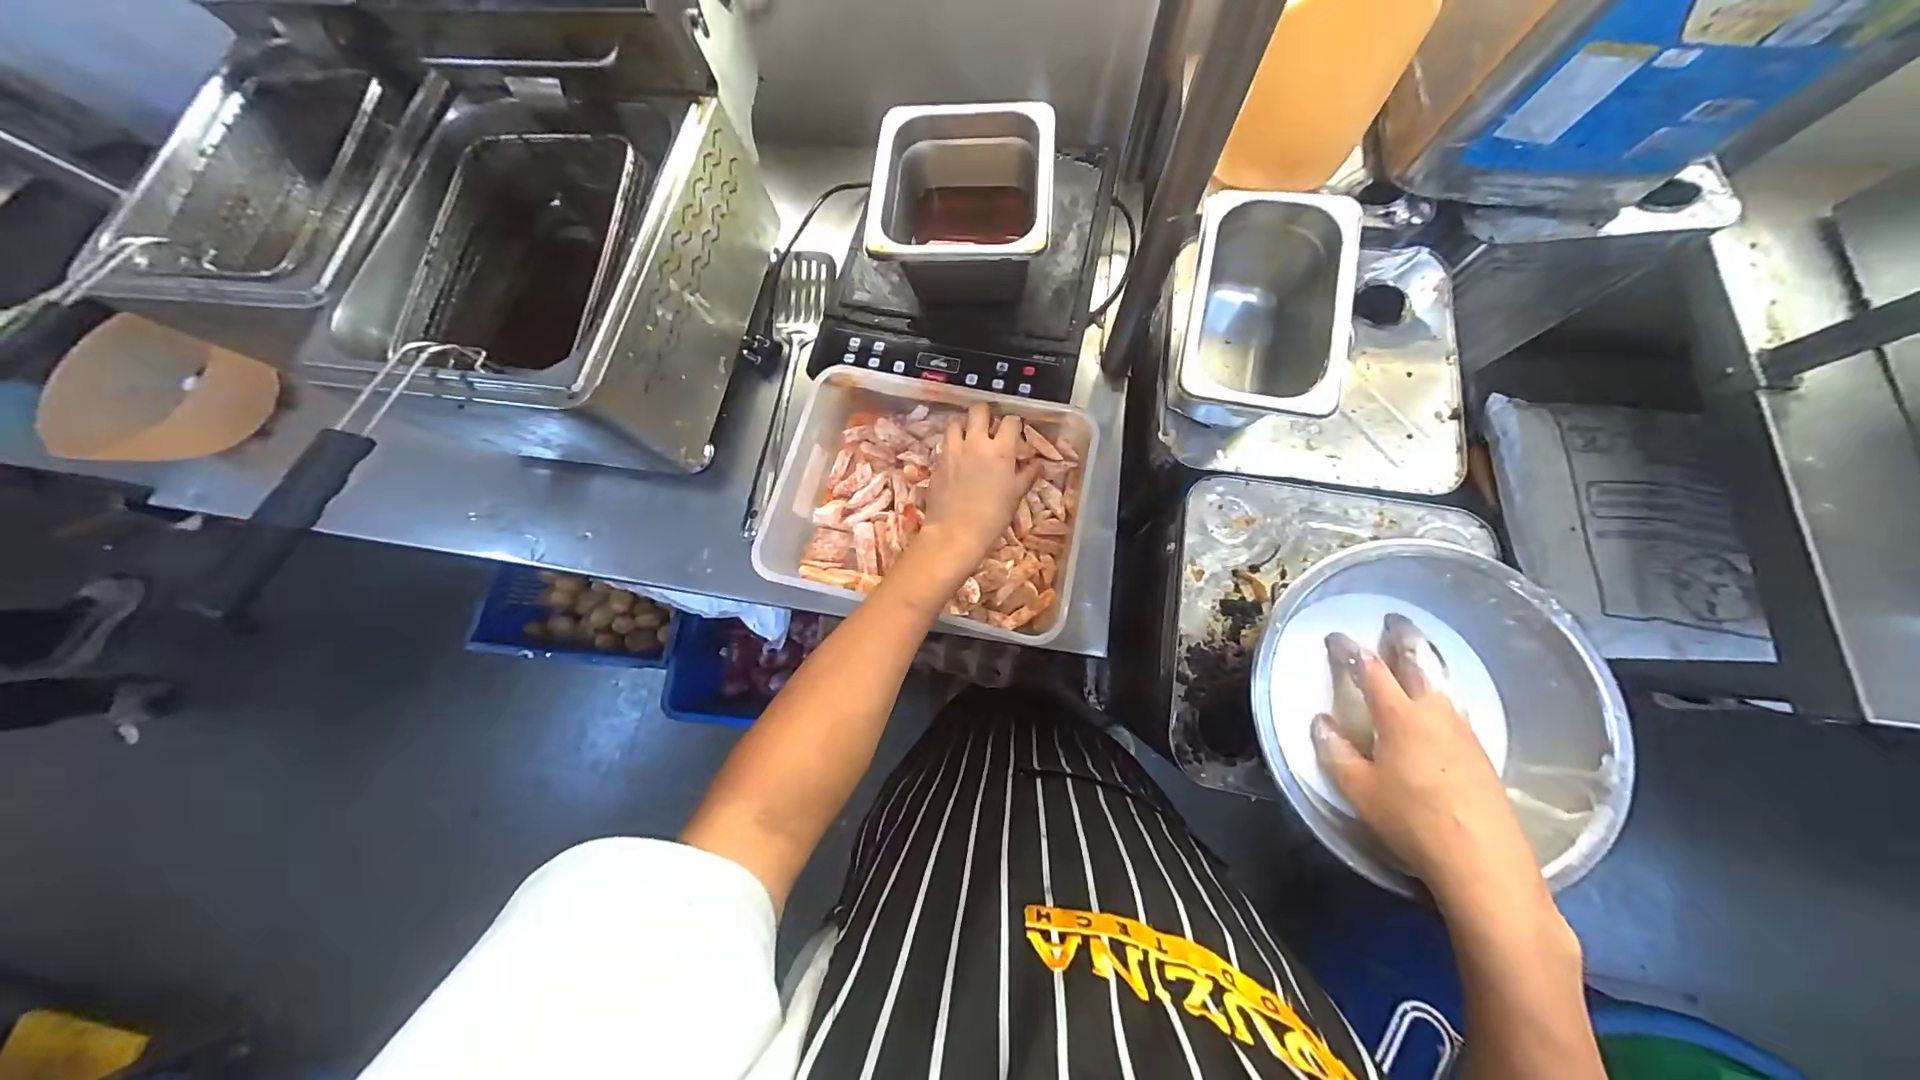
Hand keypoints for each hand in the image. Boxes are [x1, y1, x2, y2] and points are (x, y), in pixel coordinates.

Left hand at [919, 403, 1039, 574]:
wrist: (956, 532)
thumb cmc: (993, 517)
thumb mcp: (1015, 495)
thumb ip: (1027, 475)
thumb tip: (1037, 464)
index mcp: (1001, 450)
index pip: (1011, 421)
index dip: (1014, 423)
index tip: (1014, 430)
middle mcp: (976, 442)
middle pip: (979, 410)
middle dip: (986, 413)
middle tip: (989, 425)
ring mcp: (953, 449)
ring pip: (956, 421)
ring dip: (963, 424)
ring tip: (968, 435)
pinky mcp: (937, 460)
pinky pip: (944, 441)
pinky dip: (951, 442)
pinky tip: (956, 454)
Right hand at [1313, 633, 1541, 904]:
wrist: (1483, 861)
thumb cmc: (1412, 820)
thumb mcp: (1359, 789)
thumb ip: (1336, 752)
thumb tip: (1321, 723)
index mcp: (1399, 717)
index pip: (1370, 671)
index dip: (1350, 651)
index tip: (1335, 638)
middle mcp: (1434, 714)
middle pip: (1418, 665)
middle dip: (1402, 640)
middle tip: (1392, 622)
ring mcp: (1463, 732)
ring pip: (1443, 685)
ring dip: (1427, 664)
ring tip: (1417, 654)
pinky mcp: (1481, 754)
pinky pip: (1456, 708)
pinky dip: (1441, 692)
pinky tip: (1441, 705)